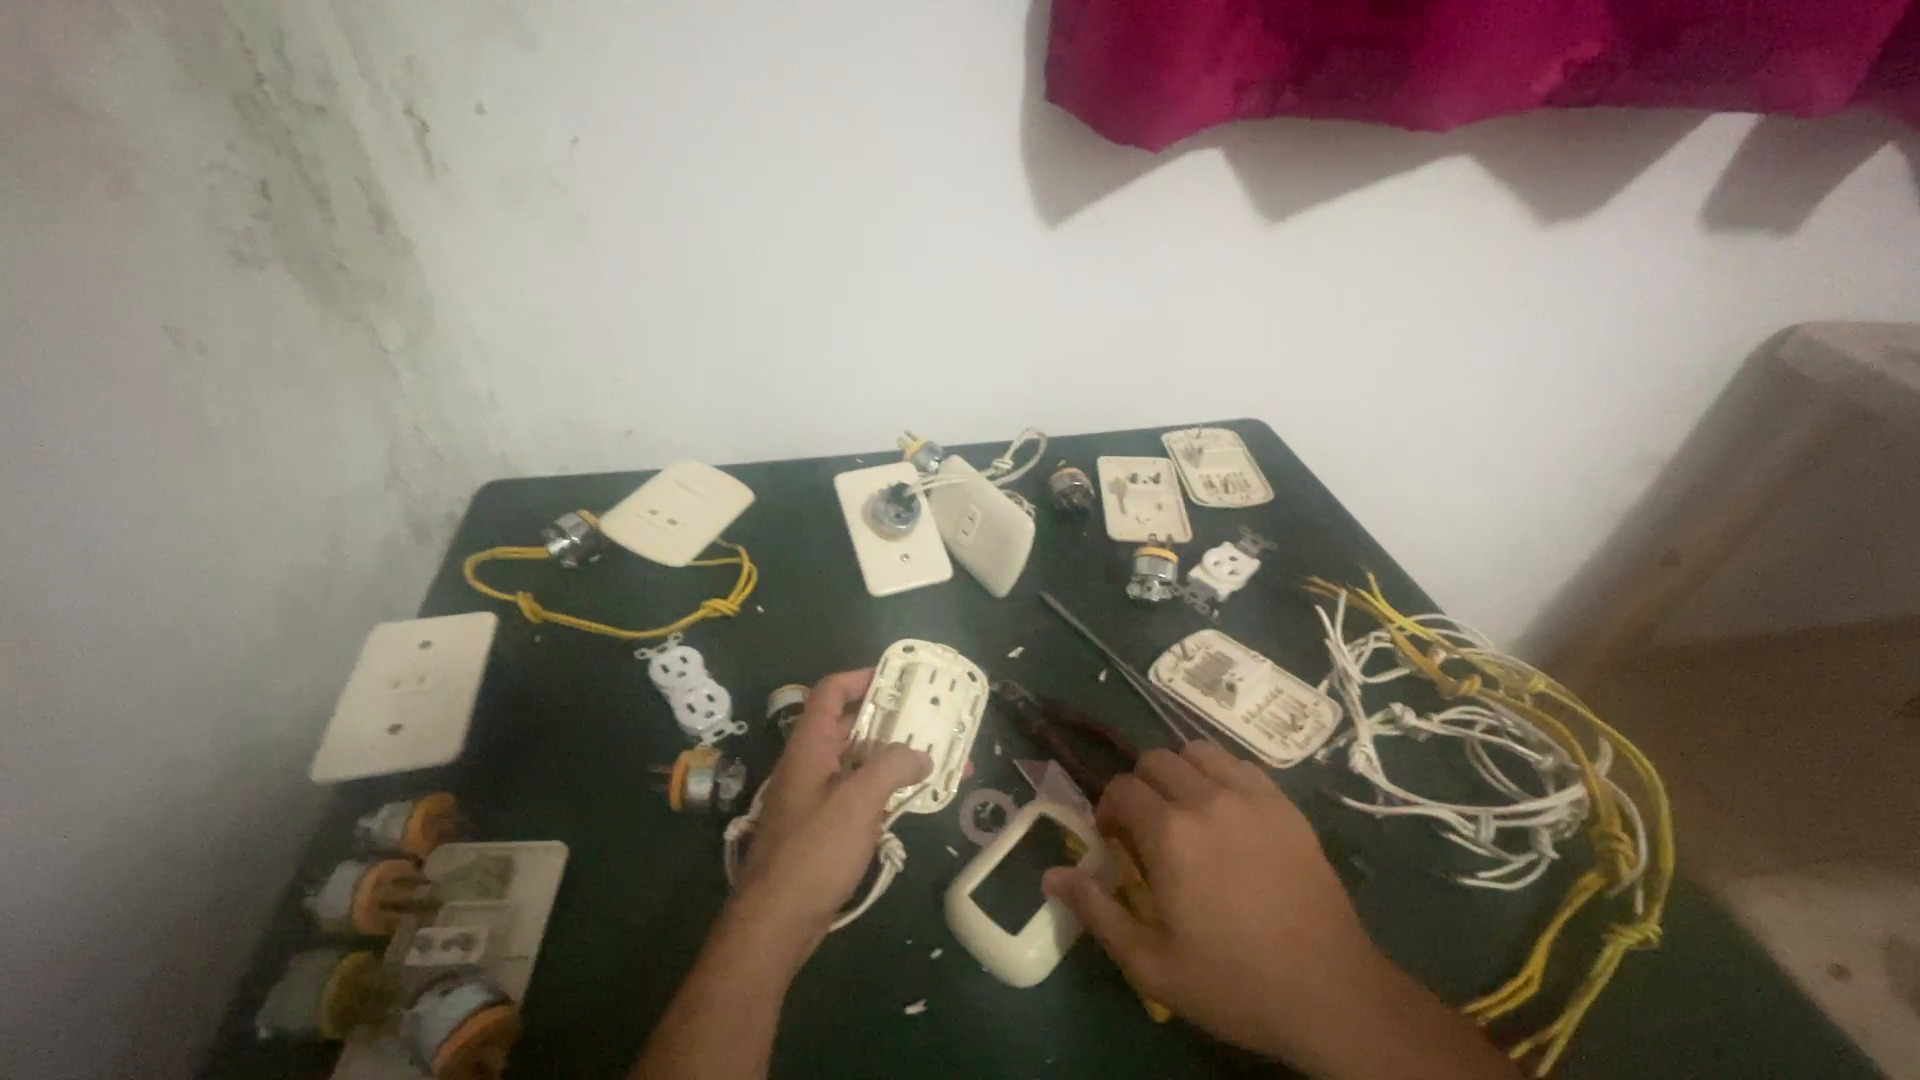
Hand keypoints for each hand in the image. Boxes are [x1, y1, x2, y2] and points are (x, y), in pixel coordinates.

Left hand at [731, 669, 931, 949]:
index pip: (831, 692)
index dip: (862, 678)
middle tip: (935, 720)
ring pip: (862, 763)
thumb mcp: (858, 801)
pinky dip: (889, 790)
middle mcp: (812, 763)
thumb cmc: (813, 852)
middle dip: (895, 722)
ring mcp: (818, 796)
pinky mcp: (826, 826)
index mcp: (810, 745)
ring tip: (941, 759)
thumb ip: (892, 767)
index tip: (901, 679)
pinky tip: (920, 799)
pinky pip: (861, 794)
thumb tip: (922, 754)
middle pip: (853, 726)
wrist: (777, 921)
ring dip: (898, 758)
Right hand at [1042, 742, 1397, 1066]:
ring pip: (1199, 752)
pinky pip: (1242, 766)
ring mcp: (1253, 798)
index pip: (1121, 787)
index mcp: (1169, 834)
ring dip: (1180, 772)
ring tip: (1185, 812)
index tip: (1113, 841)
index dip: (1108, 809)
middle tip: (1145, 827)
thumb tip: (1051, 875)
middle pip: (1156, 759)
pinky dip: (1222, 776)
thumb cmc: (1232, 983)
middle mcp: (1208, 800)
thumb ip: (1096, 911)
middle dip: (1139, 786)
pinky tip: (1227, 814)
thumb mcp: (1150, 964)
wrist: (1329, 993)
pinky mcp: (1287, 807)